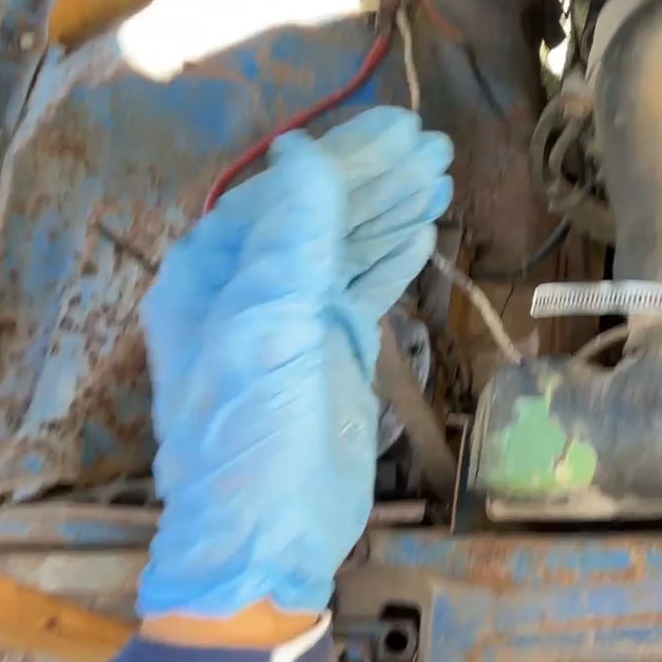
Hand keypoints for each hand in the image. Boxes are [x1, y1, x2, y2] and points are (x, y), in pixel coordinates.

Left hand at [137, 107, 451, 619]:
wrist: (270, 531)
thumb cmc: (259, 432)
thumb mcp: (270, 329)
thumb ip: (290, 238)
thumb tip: (303, 152)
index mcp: (220, 272)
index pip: (290, 192)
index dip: (347, 157)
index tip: (404, 130)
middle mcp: (254, 285)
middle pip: (323, 213)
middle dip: (378, 177)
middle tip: (437, 148)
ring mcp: (296, 318)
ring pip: (349, 246)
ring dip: (393, 211)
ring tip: (441, 179)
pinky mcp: (331, 347)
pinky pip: (364, 286)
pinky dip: (393, 258)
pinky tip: (422, 234)